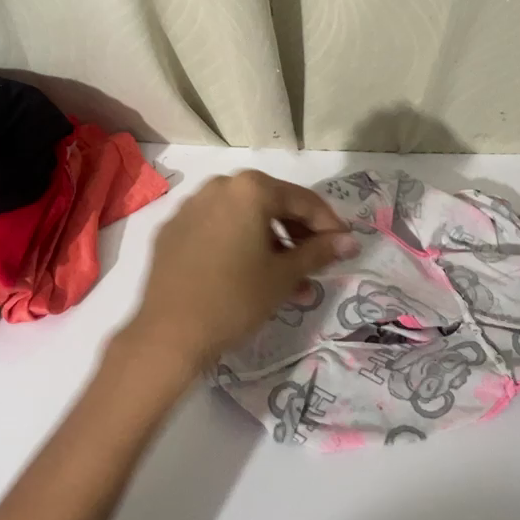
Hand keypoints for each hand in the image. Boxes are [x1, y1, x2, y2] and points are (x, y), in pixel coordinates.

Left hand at [122, 170, 359, 369]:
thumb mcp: (284, 276)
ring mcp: (190, 206)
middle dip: (297, 235)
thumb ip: (319, 252)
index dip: (328, 224)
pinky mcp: (172, 230)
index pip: (302, 200)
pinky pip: (215, 229)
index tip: (345, 247)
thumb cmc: (235, 299)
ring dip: (270, 243)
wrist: (169, 333)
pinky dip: (237, 245)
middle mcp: (218, 186)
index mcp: (249, 189)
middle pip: (271, 204)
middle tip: (316, 265)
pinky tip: (247, 275)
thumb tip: (350, 241)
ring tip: (288, 282)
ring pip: (242, 218)